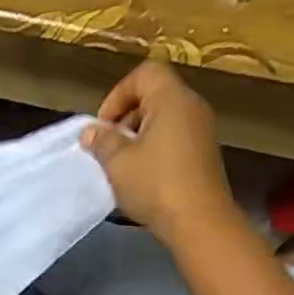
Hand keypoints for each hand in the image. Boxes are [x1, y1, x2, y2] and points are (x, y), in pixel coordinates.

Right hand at [81, 61, 241, 246]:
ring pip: (163, 115)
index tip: (103, 126)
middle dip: (125, 115)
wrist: (198, 220)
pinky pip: (173, 134)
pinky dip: (153, 145)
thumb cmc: (155, 185)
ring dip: (138, 133)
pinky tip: (140, 173)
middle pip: (155, 93)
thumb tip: (91, 132)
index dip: (118, 94)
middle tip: (108, 145)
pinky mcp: (202, 150)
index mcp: (172, 100)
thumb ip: (102, 142)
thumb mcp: (118, 163)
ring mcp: (201, 128)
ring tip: (121, 162)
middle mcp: (191, 106)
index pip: (144, 74)